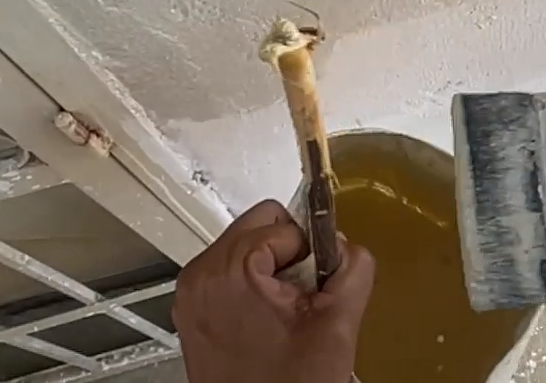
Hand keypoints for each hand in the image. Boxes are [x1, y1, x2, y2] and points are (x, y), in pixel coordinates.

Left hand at [173, 199, 375, 382]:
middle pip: (262, 222)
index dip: (311, 255)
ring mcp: (192, 291)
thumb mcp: (337, 324)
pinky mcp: (192, 308)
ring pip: (248, 242)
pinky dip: (254, 282)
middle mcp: (202, 273)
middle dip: (290, 252)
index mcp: (230, 268)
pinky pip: (231, 268)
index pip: (288, 225)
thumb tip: (342, 242)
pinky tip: (266, 321)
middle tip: (300, 299)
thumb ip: (353, 265)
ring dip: (273, 266)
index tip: (314, 289)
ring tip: (283, 315)